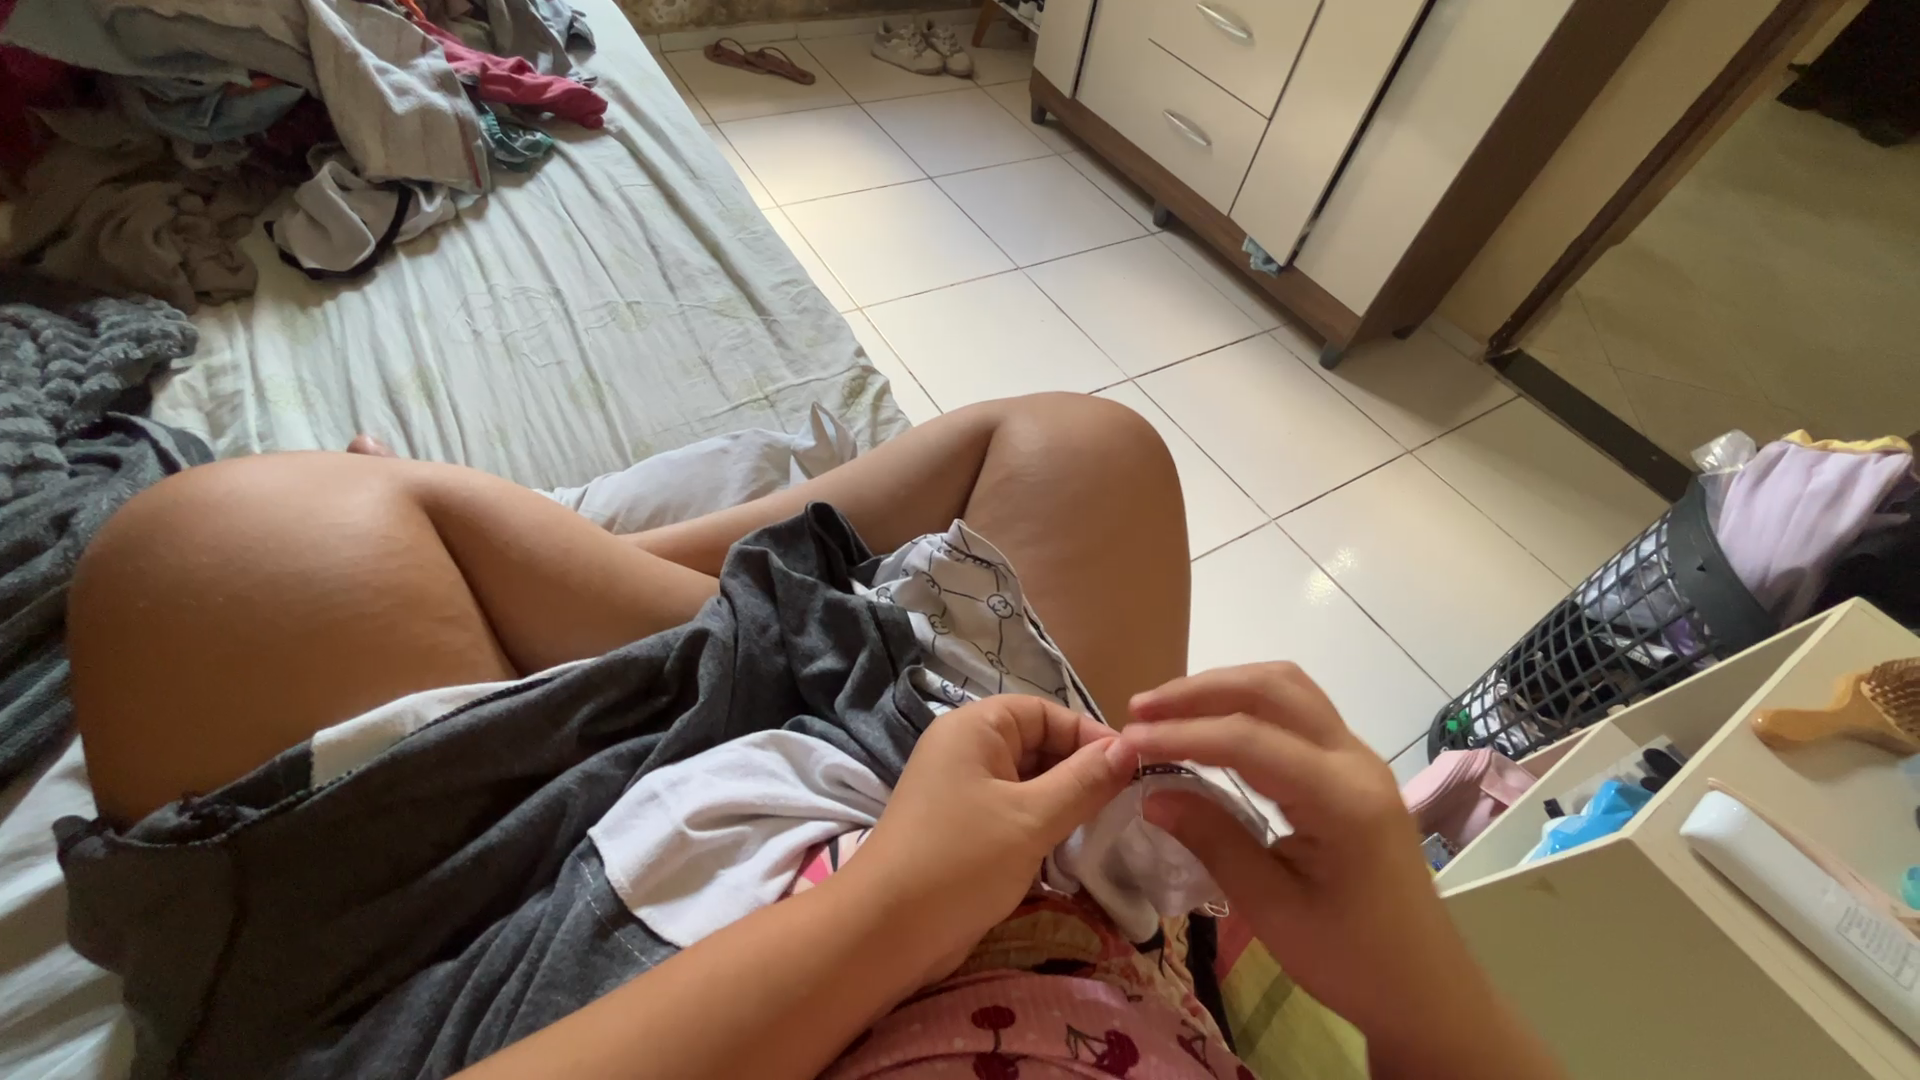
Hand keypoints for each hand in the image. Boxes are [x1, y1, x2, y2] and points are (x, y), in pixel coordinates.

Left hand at [838, 695, 1137, 983]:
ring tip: (1105, 827)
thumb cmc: (960, 860)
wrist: (886, 932)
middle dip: (1080, 771)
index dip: (1089, 735)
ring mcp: (962, 789)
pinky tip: (1071, 850)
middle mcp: (966, 748)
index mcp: (975, 727)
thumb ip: (1083, 781)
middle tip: (1126, 803)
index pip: (1045, 712)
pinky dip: (1043, 824)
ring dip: (1065, 801)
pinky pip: (1013, 811)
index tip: (1134, 767)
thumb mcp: (1031, 818)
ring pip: (1029, 781)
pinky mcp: (963, 826)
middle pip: (1037, 744)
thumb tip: (1129, 748)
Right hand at [1117, 663, 1472, 1049]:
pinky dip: (1242, 703)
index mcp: (1343, 800)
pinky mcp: (1348, 764)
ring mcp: (1356, 756)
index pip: (1249, 740)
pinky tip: (1207, 725)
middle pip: (1271, 688)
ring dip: (1220, 688)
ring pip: (1284, 686)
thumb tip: (1150, 792)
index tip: (1128, 743)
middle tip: (1140, 710)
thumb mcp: (1272, 910)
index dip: (1182, 734)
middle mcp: (1355, 760)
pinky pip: (1293, 708)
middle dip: (1198, 691)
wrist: (1426, 989)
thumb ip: (1212, 840)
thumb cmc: (1352, 960)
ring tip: (1165, 710)